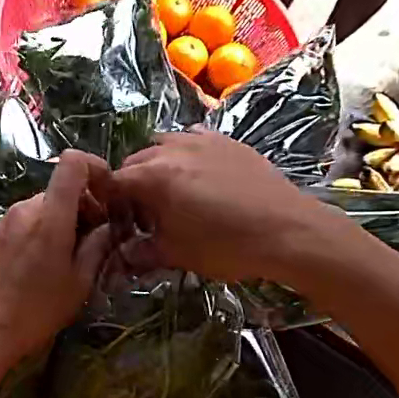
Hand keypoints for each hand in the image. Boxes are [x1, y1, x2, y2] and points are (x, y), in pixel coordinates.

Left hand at [0, 150, 113, 371]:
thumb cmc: (42, 307)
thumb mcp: (82, 279)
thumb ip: (99, 243)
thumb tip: (111, 224)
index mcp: (51, 217)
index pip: (72, 163)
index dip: (96, 167)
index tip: (109, 192)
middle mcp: (28, 207)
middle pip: (65, 185)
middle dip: (88, 202)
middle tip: (100, 234)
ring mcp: (12, 215)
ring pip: (52, 200)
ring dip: (71, 215)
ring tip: (78, 248)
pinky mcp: (4, 226)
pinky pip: (36, 213)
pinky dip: (53, 222)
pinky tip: (56, 253)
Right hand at [113, 131, 349, 283]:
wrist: (287, 230)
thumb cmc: (226, 245)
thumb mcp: (177, 253)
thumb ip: (142, 253)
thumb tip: (121, 258)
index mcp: (153, 175)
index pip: (114, 182)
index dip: (111, 204)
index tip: (120, 224)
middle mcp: (173, 148)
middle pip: (136, 161)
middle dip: (133, 185)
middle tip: (145, 214)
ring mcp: (202, 139)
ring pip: (165, 145)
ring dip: (159, 166)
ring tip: (173, 194)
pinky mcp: (227, 141)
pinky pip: (194, 140)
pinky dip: (187, 155)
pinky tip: (200, 178)